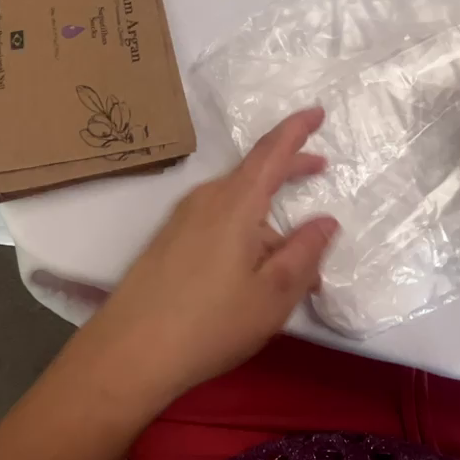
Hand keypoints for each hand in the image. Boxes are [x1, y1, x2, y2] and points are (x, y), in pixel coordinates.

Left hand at [64, 108, 338, 408]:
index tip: (317, 111)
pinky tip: (256, 268)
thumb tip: (326, 221)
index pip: (271, 152)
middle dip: (288, 167)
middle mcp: (207, 198)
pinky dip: (246, 228)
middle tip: (320, 167)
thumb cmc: (211, 320)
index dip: (296, 129)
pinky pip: (219, 219)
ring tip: (296, 256)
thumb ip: (304, 253)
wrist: (133, 348)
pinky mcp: (171, 238)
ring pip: (238, 202)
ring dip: (269, 214)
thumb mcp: (273, 294)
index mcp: (235, 202)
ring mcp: (184, 217)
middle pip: (254, 172)